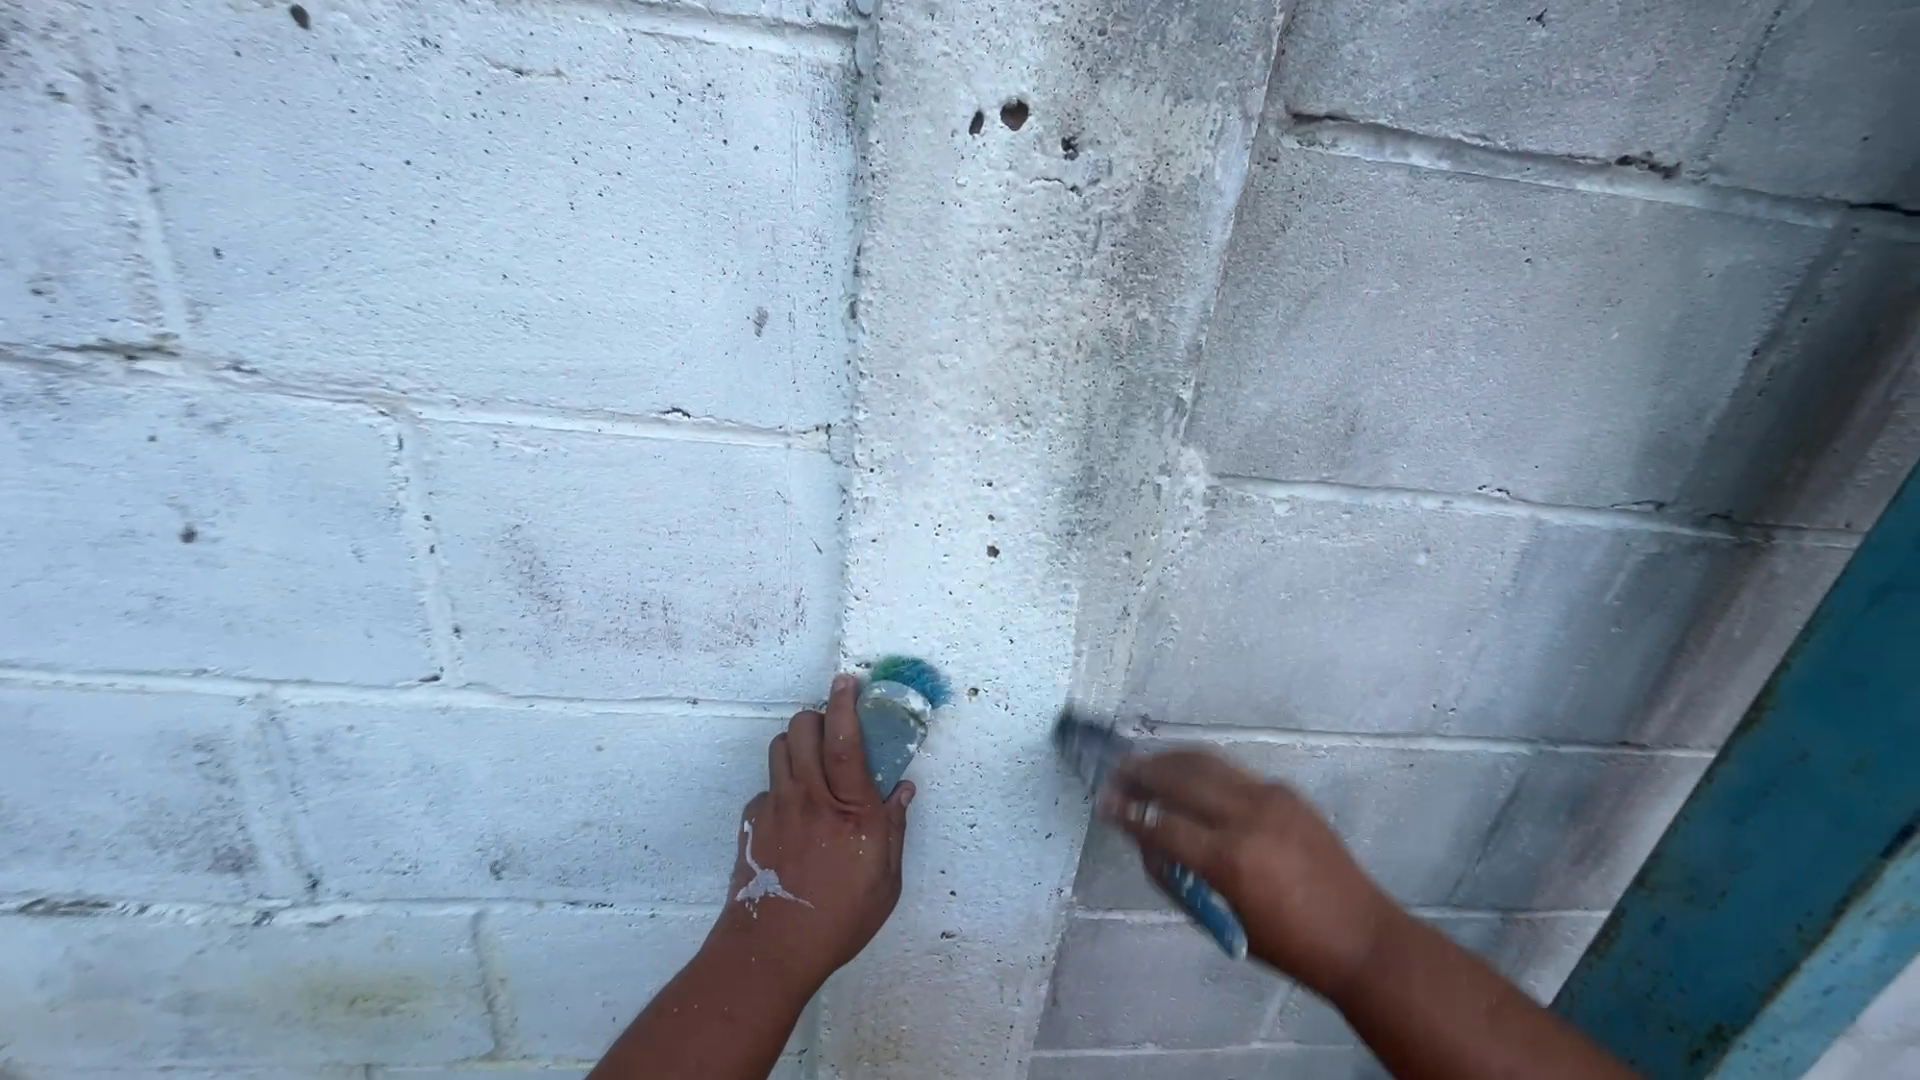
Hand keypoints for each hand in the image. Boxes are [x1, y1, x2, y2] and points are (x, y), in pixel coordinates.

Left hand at [703, 673, 913, 997]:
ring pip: (779, 747)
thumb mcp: (886, 881)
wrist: (771, 950)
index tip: (846, 681)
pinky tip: (791, 812)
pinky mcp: (752, 822)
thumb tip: (903, 789)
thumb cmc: (839, 919)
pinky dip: (780, 785)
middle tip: (831, 728)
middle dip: (816, 716)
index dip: (845, 704)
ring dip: (796, 742)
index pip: (846, 741)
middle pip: (803, 730)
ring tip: (810, 761)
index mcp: (851, 810)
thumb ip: (894, 828)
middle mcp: (811, 798)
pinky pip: (766, 785)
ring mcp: (776, 807)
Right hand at [1102, 748, 1396, 997]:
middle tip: (1114, 773)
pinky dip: (1201, 768)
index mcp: (1230, 860)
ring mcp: (1270, 797)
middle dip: (1140, 773)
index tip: (1105, 806)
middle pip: (1178, 778)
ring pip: (1204, 760)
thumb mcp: (1222, 920)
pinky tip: (1185, 774)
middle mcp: (1247, 817)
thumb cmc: (1288, 945)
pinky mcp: (1285, 791)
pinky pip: (1231, 770)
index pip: (1161, 824)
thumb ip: (1178, 876)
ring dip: (1167, 759)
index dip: (1127, 814)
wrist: (1362, 936)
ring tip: (1141, 762)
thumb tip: (1146, 840)